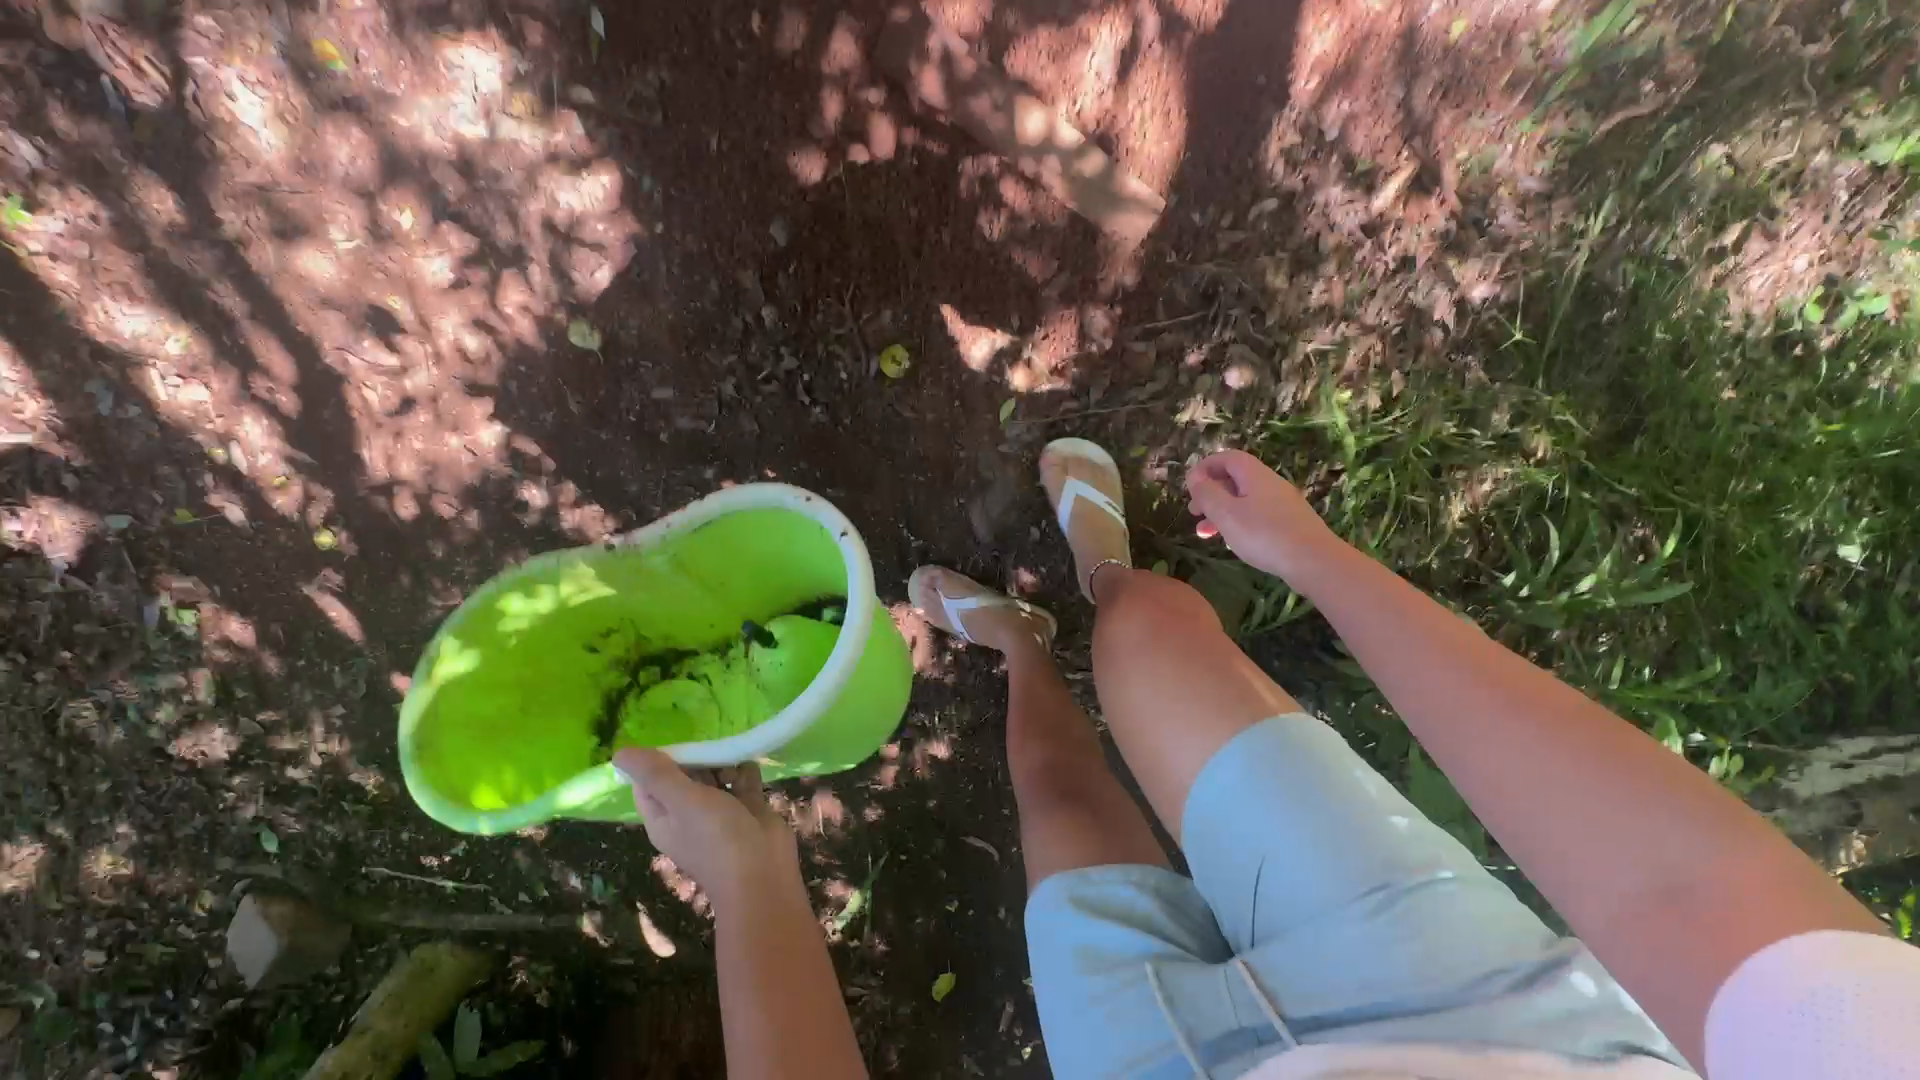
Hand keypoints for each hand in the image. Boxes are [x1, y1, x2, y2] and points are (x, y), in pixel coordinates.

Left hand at [613, 748, 799, 913]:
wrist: (763, 871)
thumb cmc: (717, 837)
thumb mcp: (682, 801)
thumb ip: (655, 774)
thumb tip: (619, 752)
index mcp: (663, 816)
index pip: (648, 781)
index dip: (659, 759)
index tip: (679, 746)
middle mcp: (687, 812)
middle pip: (684, 773)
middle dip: (697, 757)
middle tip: (711, 753)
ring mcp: (718, 810)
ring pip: (714, 773)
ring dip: (723, 762)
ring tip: (733, 765)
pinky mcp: (745, 807)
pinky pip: (740, 779)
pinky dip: (745, 771)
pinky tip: (749, 769)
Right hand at [1185, 449, 1342, 579]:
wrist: (1314, 561)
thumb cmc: (1264, 534)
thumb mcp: (1226, 514)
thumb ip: (1207, 493)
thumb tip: (1195, 477)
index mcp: (1255, 475)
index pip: (1227, 458)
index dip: (1205, 466)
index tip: (1189, 485)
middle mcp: (1270, 484)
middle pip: (1235, 479)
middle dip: (1210, 493)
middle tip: (1193, 512)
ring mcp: (1282, 504)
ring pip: (1244, 500)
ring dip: (1221, 512)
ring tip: (1204, 533)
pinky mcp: (1289, 523)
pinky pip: (1256, 515)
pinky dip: (1238, 523)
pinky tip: (1232, 541)